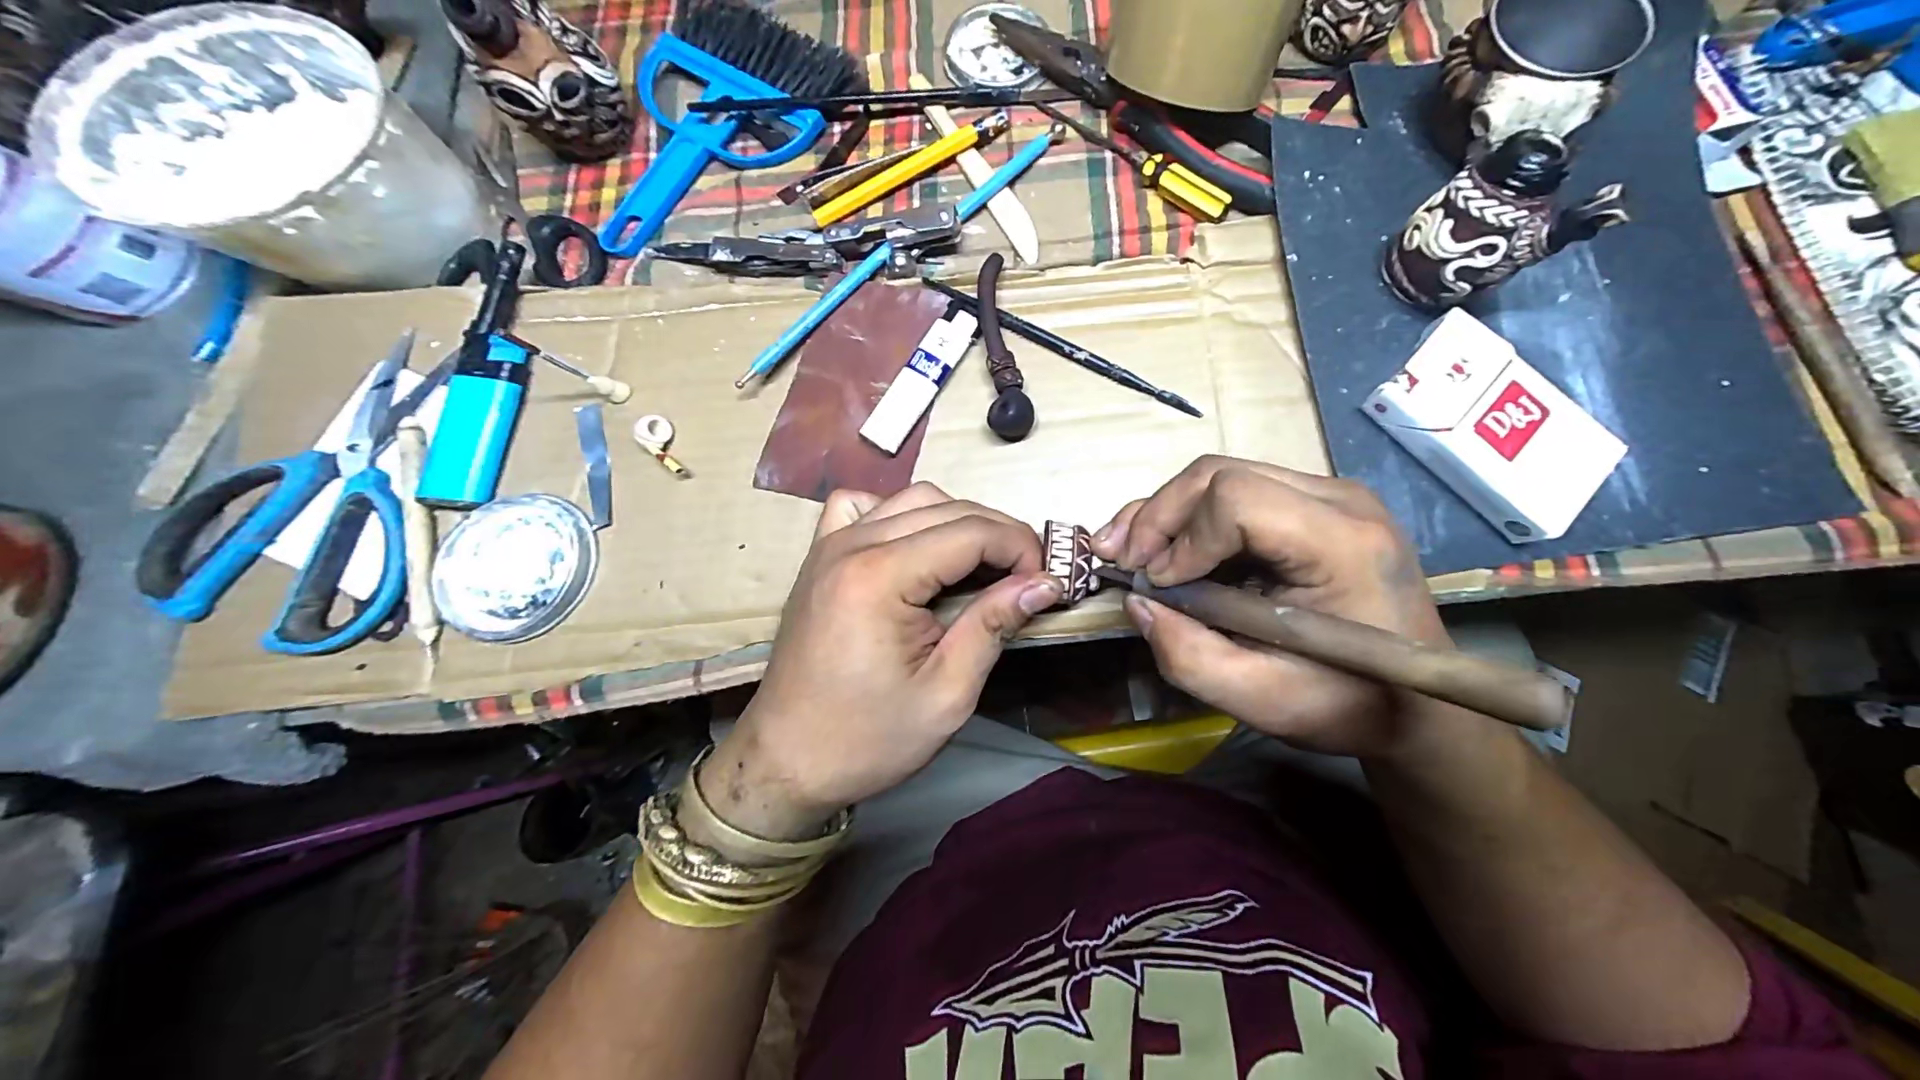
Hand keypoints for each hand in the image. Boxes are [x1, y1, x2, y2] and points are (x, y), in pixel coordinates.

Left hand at [699, 483, 1059, 840]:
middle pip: (946, 508)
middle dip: (998, 536)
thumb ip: (994, 625)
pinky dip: (899, 515)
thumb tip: (1044, 583)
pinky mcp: (819, 556)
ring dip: (956, 523)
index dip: (1020, 548)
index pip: (971, 531)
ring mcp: (829, 545)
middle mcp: (851, 545)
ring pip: (910, 500)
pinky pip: (862, 508)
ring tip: (981, 569)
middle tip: (1026, 579)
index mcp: (880, 577)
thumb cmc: (866, 739)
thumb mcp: (946, 694)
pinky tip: (914, 549)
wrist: (786, 760)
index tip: (1046, 582)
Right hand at [1092, 456, 1453, 758]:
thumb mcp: (1263, 701)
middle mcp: (1340, 500)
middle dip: (1158, 516)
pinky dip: (1188, 519)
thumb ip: (1189, 656)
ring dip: (1164, 513)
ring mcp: (1329, 496)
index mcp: (1342, 544)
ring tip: (1123, 549)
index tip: (1158, 586)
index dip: (1183, 538)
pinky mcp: (1314, 505)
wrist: (1421, 702)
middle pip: (1220, 474)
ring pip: (1220, 476)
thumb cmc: (1351, 704)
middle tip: (1120, 559)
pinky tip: (1159, 548)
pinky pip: (1235, 492)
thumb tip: (1137, 603)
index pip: (1239, 500)